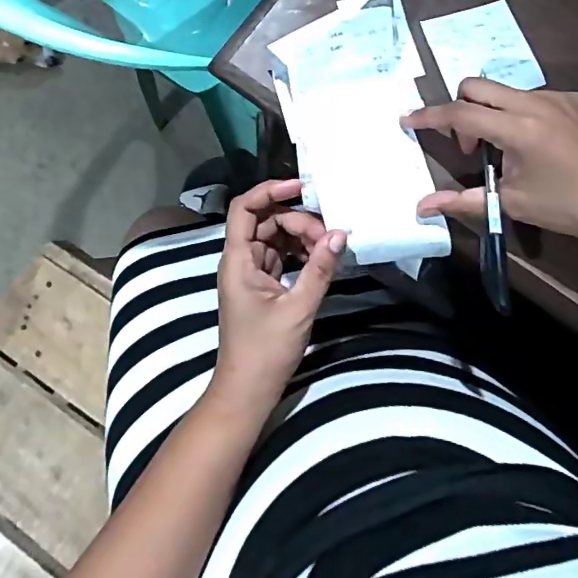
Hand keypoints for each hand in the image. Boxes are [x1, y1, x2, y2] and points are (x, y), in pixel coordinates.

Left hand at [210, 179, 345, 414]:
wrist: (247, 390)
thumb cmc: (265, 351)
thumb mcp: (298, 308)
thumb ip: (319, 269)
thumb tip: (340, 234)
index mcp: (237, 259)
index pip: (244, 208)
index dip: (269, 191)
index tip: (300, 187)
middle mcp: (239, 259)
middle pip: (264, 220)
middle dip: (295, 220)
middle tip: (328, 235)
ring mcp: (249, 272)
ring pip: (273, 237)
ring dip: (299, 236)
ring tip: (327, 247)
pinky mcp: (260, 284)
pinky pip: (278, 255)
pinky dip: (297, 252)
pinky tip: (319, 258)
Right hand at [401, 80, 577, 258]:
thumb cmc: (569, 208)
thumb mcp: (512, 203)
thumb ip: (462, 200)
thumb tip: (421, 207)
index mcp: (519, 128)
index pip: (460, 113)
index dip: (429, 116)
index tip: (408, 119)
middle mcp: (537, 103)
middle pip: (476, 86)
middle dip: (460, 108)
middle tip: (472, 145)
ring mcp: (560, 98)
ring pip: (506, 92)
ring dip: (493, 113)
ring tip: (509, 150)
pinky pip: (535, 98)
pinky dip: (522, 115)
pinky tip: (541, 145)